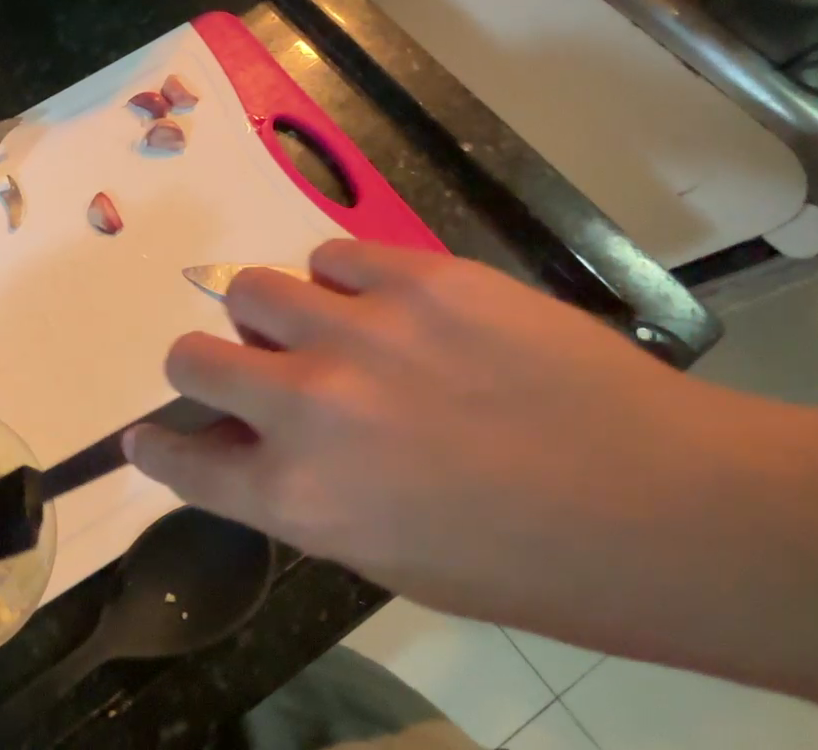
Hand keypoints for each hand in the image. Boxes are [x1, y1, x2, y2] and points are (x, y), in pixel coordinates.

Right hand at [124, 240, 760, 636]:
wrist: (668, 505)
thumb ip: (294, 496)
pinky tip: (383, 305)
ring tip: (321, 328)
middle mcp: (304, 406)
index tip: (149, 434)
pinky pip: (330, 255)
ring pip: (250, 289)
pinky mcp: (415, 277)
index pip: (178, 457)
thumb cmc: (521, 563)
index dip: (156, 443)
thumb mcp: (381, 554)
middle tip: (244, 371)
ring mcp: (356, 331)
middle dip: (202, 367)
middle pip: (190, 356)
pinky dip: (339, 280)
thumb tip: (243, 447)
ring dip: (270, 315)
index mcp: (295, 495)